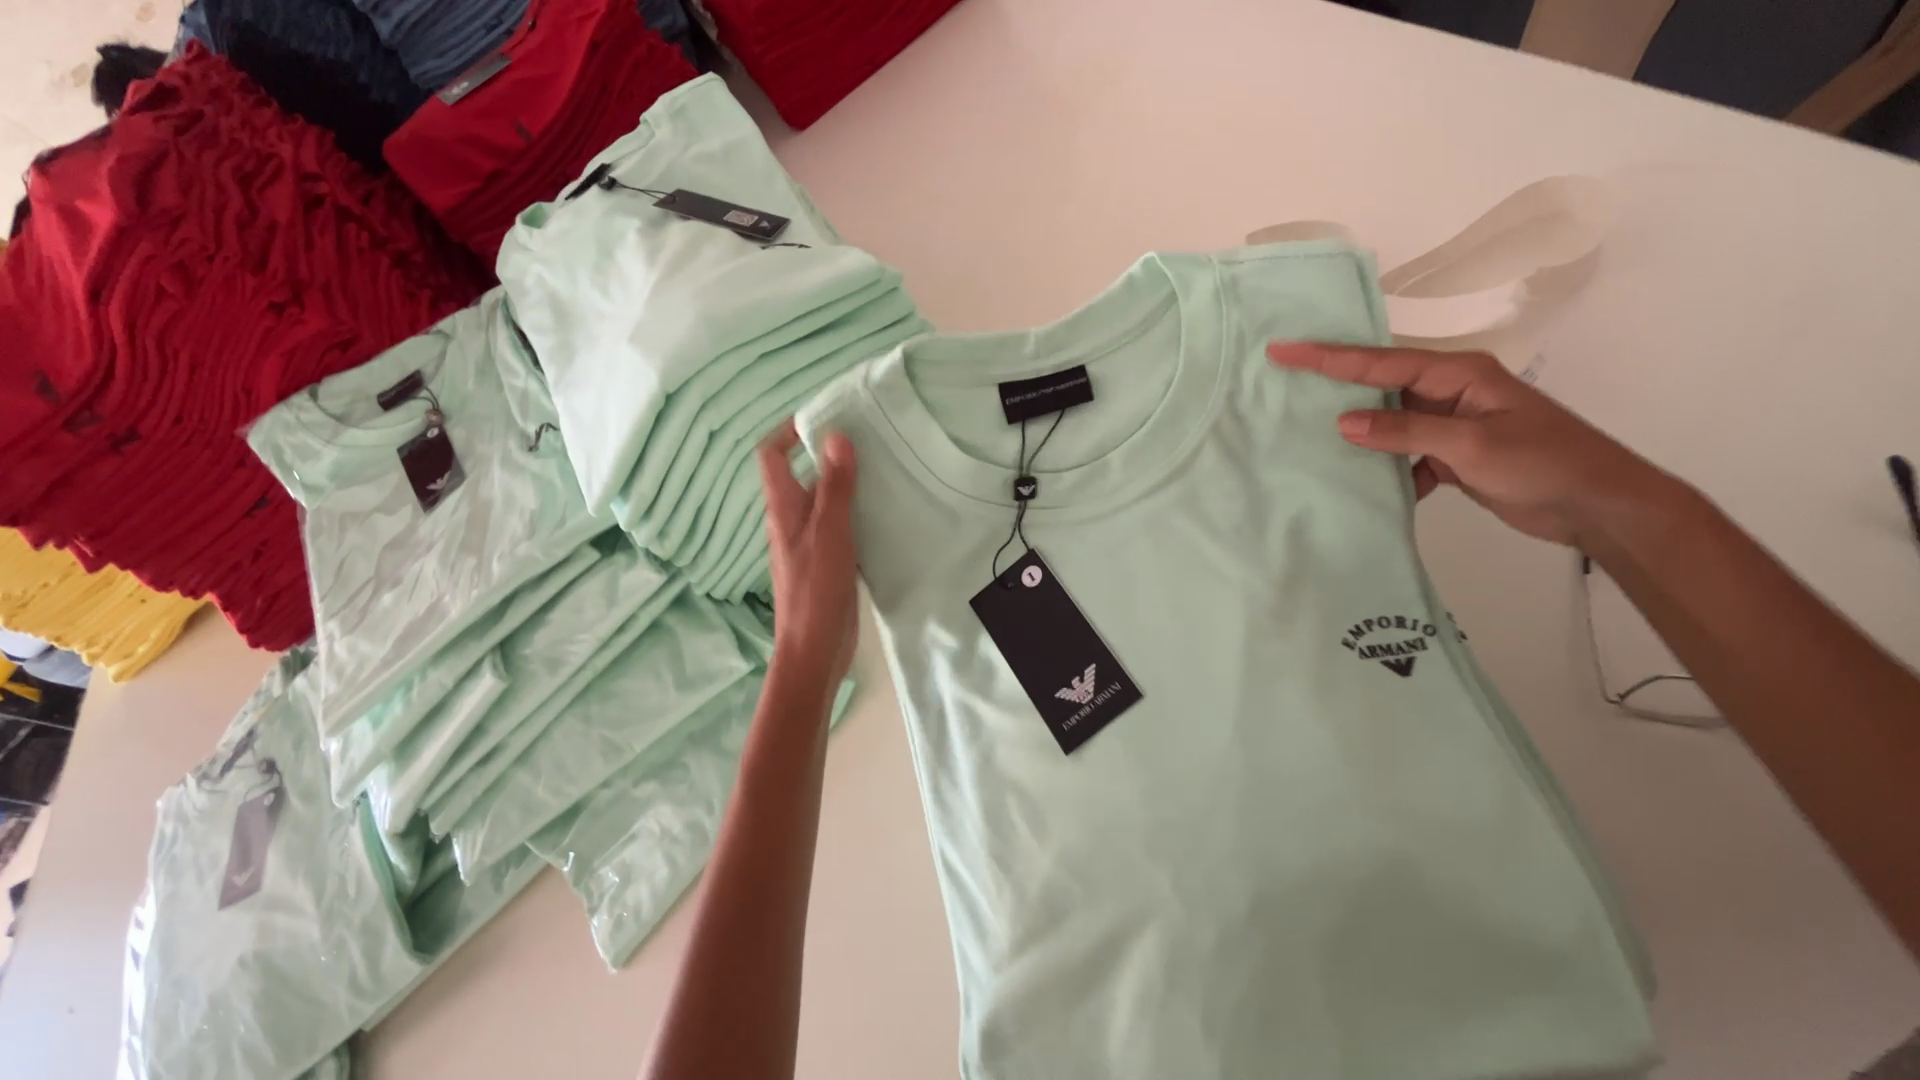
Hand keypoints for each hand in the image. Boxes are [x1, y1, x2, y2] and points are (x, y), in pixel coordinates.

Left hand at [759, 420, 859, 685]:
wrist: (815, 650)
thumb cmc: (816, 591)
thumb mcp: (829, 534)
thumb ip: (834, 488)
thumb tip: (836, 437)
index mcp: (783, 508)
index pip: (772, 455)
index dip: (789, 431)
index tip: (825, 419)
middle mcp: (792, 520)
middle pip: (803, 473)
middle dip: (830, 453)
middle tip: (870, 439)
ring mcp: (810, 541)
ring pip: (825, 499)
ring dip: (848, 483)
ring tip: (885, 468)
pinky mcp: (828, 560)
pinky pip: (840, 524)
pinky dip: (858, 512)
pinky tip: (886, 512)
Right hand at [1267, 342, 1676, 548]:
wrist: (1598, 505)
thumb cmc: (1543, 463)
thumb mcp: (1471, 446)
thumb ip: (1407, 432)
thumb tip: (1345, 424)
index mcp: (1458, 373)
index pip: (1380, 362)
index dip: (1329, 357)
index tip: (1284, 350)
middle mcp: (1450, 392)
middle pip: (1380, 386)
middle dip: (1336, 388)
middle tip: (1284, 385)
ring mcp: (1452, 424)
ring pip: (1389, 424)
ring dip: (1361, 437)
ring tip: (1311, 442)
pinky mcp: (1453, 455)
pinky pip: (1406, 454)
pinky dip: (1390, 471)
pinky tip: (1372, 488)